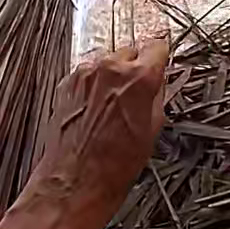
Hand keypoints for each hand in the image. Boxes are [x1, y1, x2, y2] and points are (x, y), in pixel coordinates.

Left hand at [20, 40, 170, 228]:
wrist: (76, 181)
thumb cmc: (113, 164)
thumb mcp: (153, 129)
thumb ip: (157, 95)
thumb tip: (158, 83)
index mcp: (138, 78)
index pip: (157, 47)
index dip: (161, 56)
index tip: (161, 59)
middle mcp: (110, 69)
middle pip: (132, 52)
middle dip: (137, 69)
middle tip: (138, 94)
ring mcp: (86, 74)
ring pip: (108, 62)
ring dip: (114, 77)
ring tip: (115, 107)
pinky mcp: (68, 83)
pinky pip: (89, 74)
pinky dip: (95, 85)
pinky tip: (98, 110)